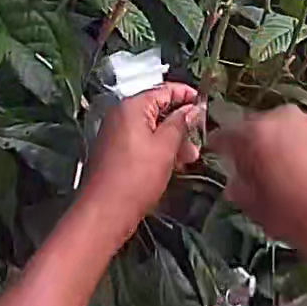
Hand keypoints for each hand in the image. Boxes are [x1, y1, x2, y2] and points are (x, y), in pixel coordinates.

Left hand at [76, 82, 203, 236]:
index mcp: (132, 107)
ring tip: (189, 158)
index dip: (186, 95)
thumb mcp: (165, 148)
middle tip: (198, 138)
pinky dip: (157, 149)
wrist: (103, 215)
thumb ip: (181, 124)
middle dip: (180, 123)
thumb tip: (193, 109)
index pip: (164, 90)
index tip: (203, 103)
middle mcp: (121, 115)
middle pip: (157, 109)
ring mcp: (115, 133)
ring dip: (171, 139)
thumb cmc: (135, 178)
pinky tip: (171, 164)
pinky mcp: (113, 152)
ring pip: (150, 128)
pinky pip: (141, 141)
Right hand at [210, 106, 306, 268]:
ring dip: (268, 151)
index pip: (224, 135)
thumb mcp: (270, 218)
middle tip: (246, 183)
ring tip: (274, 185)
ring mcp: (305, 119)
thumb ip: (245, 196)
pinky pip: (295, 135)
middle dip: (245, 153)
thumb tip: (234, 185)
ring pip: (274, 132)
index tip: (212, 164)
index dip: (216, 151)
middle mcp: (280, 117)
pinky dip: (289, 150)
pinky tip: (298, 179)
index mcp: (259, 134)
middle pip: (250, 130)